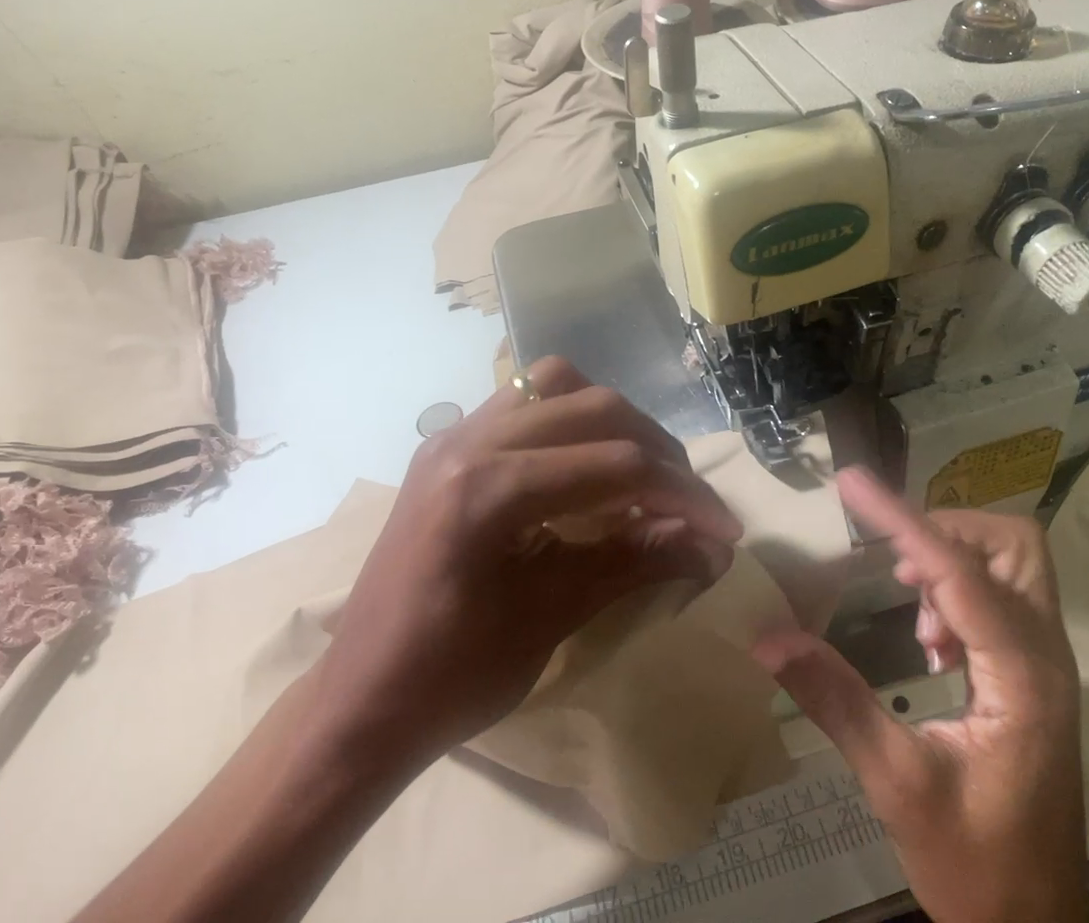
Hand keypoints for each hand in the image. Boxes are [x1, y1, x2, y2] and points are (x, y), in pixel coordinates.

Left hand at [309, 357, 743, 763]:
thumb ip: (634, 563)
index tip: (726, 535)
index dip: (684, 497)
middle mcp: (467, 440)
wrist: (362, 701)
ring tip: (643, 476)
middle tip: (692, 507)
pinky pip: (522, 403)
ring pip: (557, 386)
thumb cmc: (452, 677)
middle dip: (659, 454)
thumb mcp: (552, 616)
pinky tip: (586, 469)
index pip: (616, 466)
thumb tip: (713, 548)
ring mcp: (451, 437)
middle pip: (596, 409)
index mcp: (487, 488)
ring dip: (614, 424)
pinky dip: (570, 422)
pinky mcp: (446, 448)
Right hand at [753, 468, 1088, 922]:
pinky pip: (1006, 604)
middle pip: (1015, 547)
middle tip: (893, 568)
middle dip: (949, 534)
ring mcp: (1048, 668)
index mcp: (1024, 679)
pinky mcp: (1035, 681)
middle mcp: (1048, 658)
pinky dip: (963, 599)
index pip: (960, 574)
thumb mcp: (895, 783)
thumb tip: (768, 636)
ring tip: (911, 620)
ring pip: (1015, 571)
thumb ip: (836, 700)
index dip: (901, 521)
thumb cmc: (971, 861)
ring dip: (955, 568)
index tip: (852, 483)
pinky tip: (929, 647)